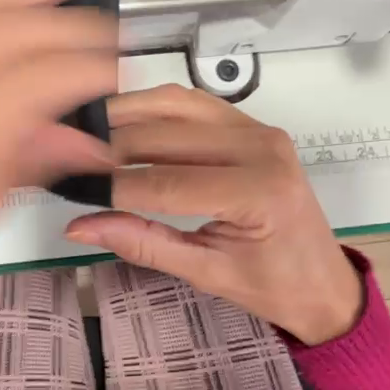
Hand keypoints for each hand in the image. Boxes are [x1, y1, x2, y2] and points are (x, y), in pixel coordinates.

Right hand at [64, 84, 363, 345]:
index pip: (166, 183)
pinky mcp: (252, 124)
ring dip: (128, 114)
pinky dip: (154, 108)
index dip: (112, 186)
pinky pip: (193, 103)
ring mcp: (258, 128)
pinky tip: (124, 122)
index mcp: (259, 192)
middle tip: (66, 159)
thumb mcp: (205, 272)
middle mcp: (261, 147)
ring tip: (87, 133)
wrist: (323, 280)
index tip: (68, 188)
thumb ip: (141, 242)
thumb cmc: (272, 286)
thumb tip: (77, 226)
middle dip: (111, 148)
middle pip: (166, 136)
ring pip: (176, 103)